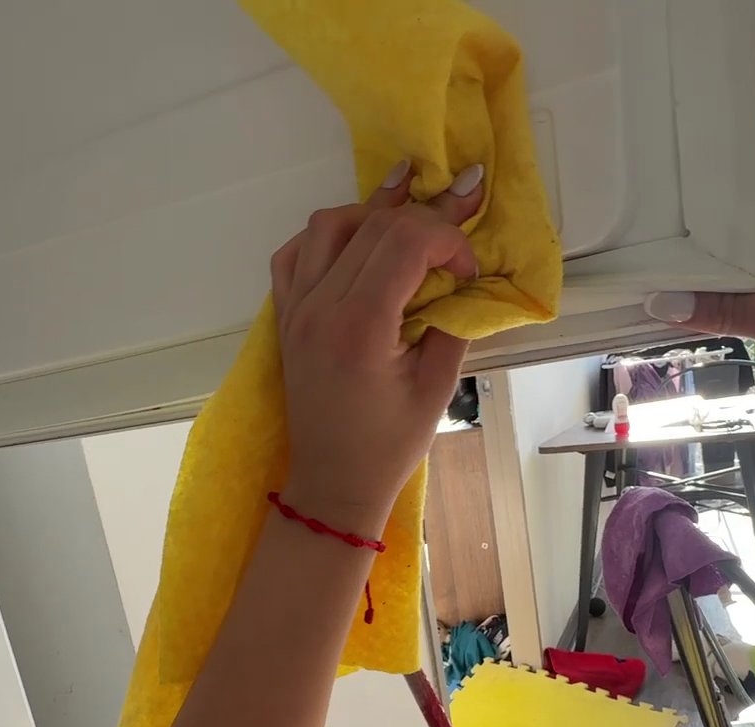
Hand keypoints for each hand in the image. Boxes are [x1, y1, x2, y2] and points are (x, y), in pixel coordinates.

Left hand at [270, 162, 485, 536]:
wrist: (332, 483)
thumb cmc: (387, 448)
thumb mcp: (436, 390)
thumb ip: (454, 324)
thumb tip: (464, 279)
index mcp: (359, 328)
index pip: (404, 241)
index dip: (448, 238)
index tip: (469, 270)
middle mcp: (319, 308)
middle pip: (372, 225)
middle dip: (423, 216)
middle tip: (460, 216)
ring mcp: (295, 311)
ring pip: (327, 225)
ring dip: (372, 215)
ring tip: (407, 223)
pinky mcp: (285, 319)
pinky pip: (294, 254)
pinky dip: (326, 238)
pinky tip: (354, 246)